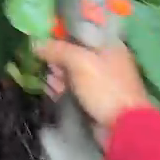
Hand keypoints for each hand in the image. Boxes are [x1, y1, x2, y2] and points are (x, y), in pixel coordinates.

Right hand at [35, 39, 153, 143]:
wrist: (124, 128)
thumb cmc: (104, 87)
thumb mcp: (78, 61)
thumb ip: (56, 49)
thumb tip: (35, 43)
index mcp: (109, 45)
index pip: (80, 31)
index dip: (61, 32)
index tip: (43, 37)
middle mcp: (105, 60)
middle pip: (73, 52)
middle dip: (56, 57)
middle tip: (43, 62)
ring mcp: (100, 81)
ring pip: (71, 71)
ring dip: (57, 74)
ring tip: (48, 80)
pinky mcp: (94, 99)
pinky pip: (72, 88)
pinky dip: (61, 88)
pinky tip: (51, 90)